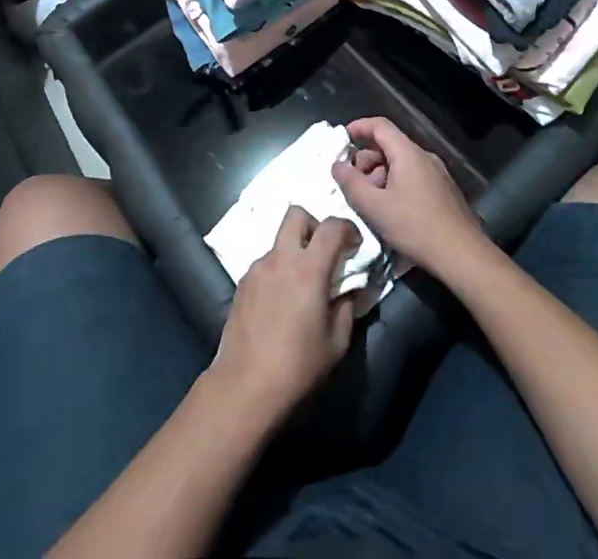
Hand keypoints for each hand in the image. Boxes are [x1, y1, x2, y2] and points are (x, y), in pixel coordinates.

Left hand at [210, 207, 360, 420]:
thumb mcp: (337, 340)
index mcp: (308, 269)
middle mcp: (280, 259)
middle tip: (326, 251)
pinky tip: (283, 300)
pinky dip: (280, 269)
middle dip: (315, 224)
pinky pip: (266, 263)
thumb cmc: (299, 364)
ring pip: (279, 241)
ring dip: (295, 250)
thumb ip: (348, 306)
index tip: (355, 244)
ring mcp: (257, 268)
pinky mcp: (242, 282)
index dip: (348, 227)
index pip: (332, 226)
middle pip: (296, 215)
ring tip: (304, 284)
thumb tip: (352, 290)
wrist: (247, 382)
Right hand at [332, 117, 484, 276]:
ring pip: (400, 165)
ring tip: (369, 204)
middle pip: (388, 146)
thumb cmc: (415, 227)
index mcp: (408, 154)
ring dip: (379, 177)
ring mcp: (437, 175)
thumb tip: (337, 165)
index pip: (380, 126)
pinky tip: (389, 211)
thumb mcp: (374, 207)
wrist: (463, 256)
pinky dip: (394, 186)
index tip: (341, 141)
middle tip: (352, 185)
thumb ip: (351, 183)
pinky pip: (412, 178)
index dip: (358, 128)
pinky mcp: (443, 192)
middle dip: (365, 162)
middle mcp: (425, 158)